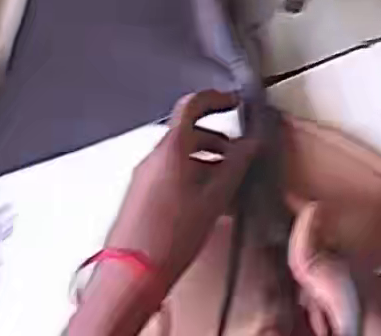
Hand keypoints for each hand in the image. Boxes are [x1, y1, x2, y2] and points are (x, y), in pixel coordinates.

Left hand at [105, 90, 258, 286]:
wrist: (128, 281)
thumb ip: (238, 163)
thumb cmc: (167, 239)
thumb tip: (251, 144)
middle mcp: (153, 159)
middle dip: (218, 139)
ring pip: (180, 156)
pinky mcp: (138, 199)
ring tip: (226, 181)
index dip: (217, 98)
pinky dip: (191, 176)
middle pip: (189, 133)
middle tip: (238, 151)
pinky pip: (168, 175)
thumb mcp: (216, 196)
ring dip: (206, 160)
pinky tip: (206, 200)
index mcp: (171, 149)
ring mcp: (143, 180)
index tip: (233, 102)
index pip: (193, 104)